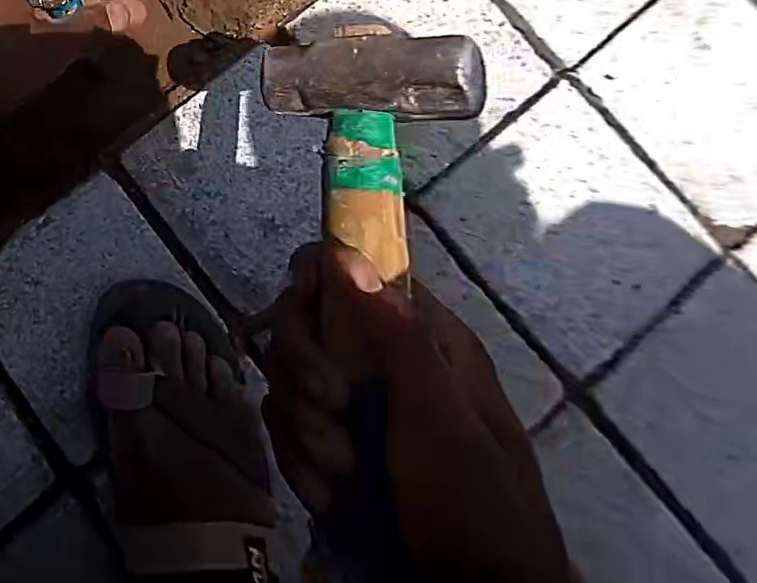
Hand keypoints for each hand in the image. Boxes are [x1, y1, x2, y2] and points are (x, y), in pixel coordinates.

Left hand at [0, 0, 146, 137]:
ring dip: (72, 28)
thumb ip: (95, 26)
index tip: (124, 6)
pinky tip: (59, 66)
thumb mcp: (53, 42)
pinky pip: (29, 31)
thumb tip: (134, 10)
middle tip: (112, 34)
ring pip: (46, 10)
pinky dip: (50, 43)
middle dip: (92, 6)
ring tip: (92, 54)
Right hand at [261, 244, 571, 582]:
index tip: (300, 300)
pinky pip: (282, 418)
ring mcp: (349, 397)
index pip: (350, 271)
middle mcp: (377, 357)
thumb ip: (397, 335)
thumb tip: (343, 253)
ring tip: (341, 467)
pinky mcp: (325, 433)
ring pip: (284, 371)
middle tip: (331, 405)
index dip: (315, 276)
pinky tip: (326, 489)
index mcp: (418, 338)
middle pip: (301, 319)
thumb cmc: (475, 502)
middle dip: (303, 365)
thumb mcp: (442, 418)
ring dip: (303, 421)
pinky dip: (296, 454)